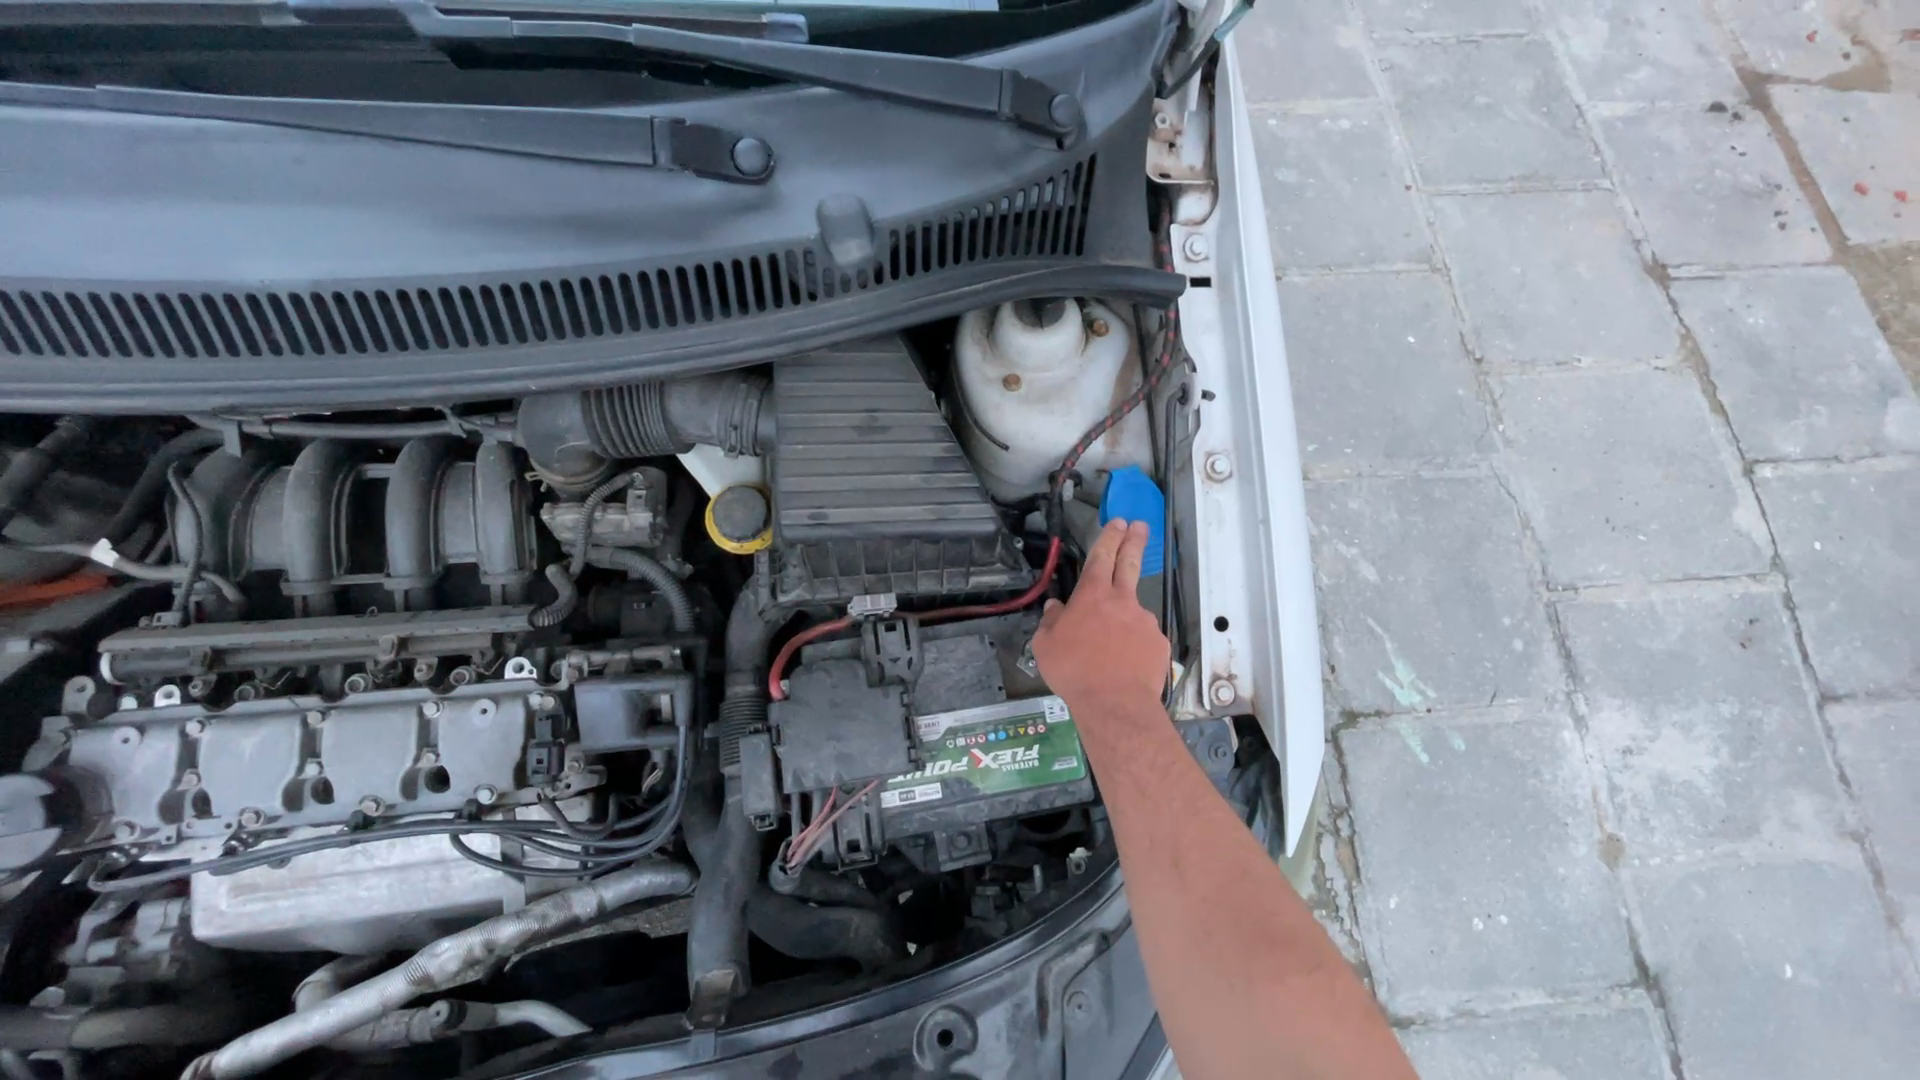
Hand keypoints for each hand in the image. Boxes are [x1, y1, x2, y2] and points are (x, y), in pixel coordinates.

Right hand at [1032, 519, 1170, 715]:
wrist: (1115, 703)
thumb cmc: (1074, 671)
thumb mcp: (1046, 645)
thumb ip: (1051, 621)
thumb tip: (1056, 608)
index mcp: (1092, 596)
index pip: (1102, 556)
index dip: (1110, 536)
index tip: (1118, 522)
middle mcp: (1122, 601)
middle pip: (1129, 563)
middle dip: (1134, 541)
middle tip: (1140, 526)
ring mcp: (1144, 622)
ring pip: (1133, 611)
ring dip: (1124, 618)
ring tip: (1110, 647)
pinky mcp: (1159, 643)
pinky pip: (1142, 639)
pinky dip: (1134, 645)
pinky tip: (1125, 663)